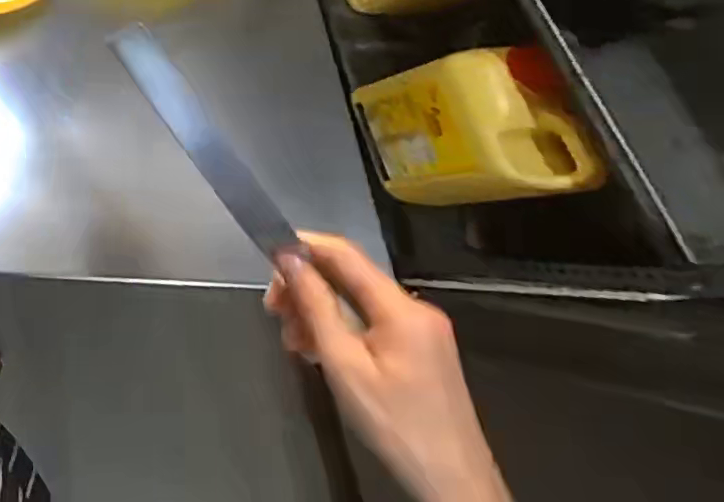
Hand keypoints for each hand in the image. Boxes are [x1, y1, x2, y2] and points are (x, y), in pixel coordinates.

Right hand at [265, 233, 508, 501]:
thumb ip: (315, 304)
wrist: (456, 488)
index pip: (344, 253)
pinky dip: (339, 327)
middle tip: (273, 310)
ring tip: (292, 339)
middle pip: (347, 276)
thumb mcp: (343, 364)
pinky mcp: (420, 349)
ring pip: (355, 300)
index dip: (303, 244)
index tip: (267, 256)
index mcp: (401, 308)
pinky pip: (369, 321)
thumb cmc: (395, 425)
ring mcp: (421, 330)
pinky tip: (317, 348)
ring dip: (317, 310)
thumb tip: (287, 258)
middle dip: (305, 286)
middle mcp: (414, 309)